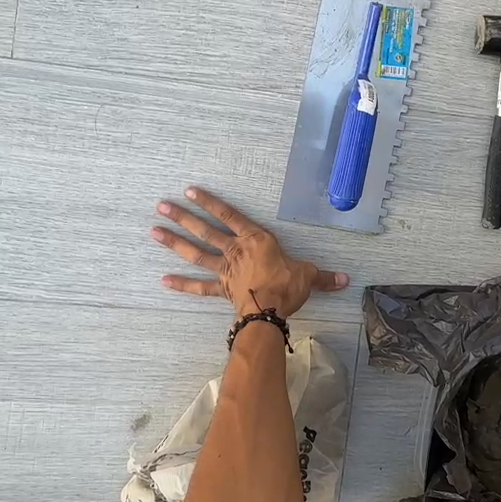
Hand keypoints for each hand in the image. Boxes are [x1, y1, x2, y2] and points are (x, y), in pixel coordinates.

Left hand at [150, 186, 348, 318]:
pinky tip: (163, 280)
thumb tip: (346, 280)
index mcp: (255, 239)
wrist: (270, 311)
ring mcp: (225, 270)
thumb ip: (323, 276)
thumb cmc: (287, 287)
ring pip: (196, 253)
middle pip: (205, 231)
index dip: (210, 202)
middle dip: (182, 217)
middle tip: (161, 206)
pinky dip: (181, 284)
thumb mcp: (308, 276)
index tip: (189, 190)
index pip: (230, 215)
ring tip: (154, 231)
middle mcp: (235, 250)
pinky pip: (198, 287)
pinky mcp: (220, 289)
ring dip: (174, 242)